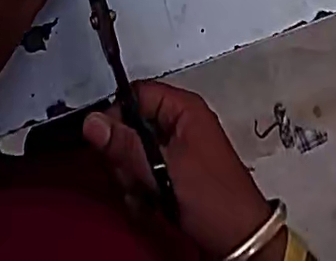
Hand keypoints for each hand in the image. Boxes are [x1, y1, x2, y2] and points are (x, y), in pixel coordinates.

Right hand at [84, 82, 280, 257]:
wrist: (242, 242)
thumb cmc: (217, 200)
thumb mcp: (165, 170)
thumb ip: (126, 145)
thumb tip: (93, 123)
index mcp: (183, 108)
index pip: (137, 94)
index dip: (118, 115)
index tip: (106, 141)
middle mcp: (180, 122)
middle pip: (133, 124)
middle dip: (126, 155)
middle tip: (133, 176)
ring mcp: (177, 148)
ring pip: (135, 151)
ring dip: (133, 177)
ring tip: (146, 195)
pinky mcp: (175, 171)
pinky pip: (145, 170)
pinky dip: (142, 189)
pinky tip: (149, 204)